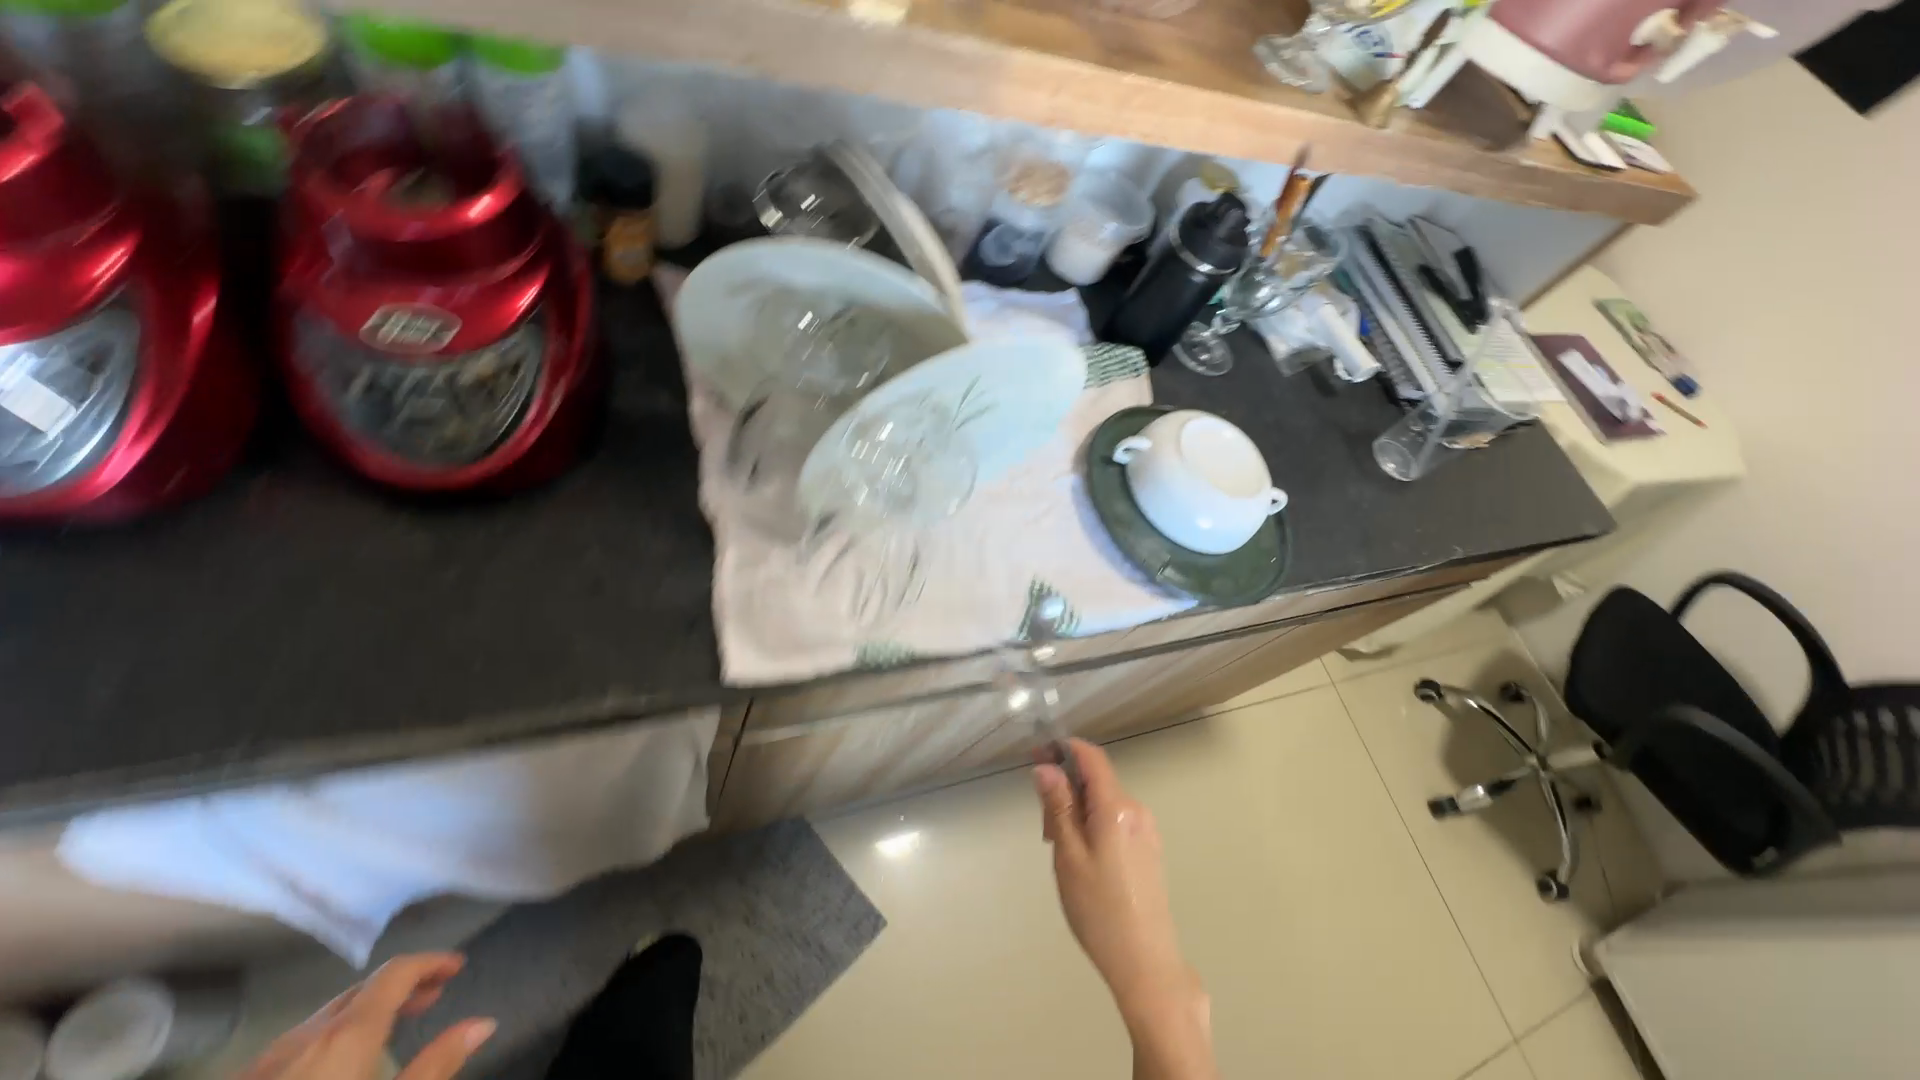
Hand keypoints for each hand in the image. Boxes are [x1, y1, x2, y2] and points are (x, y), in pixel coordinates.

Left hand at [239, 954, 493, 1079]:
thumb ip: (436, 1065)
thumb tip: (483, 1022)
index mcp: (346, 1035)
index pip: (394, 974)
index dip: (429, 962)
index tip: (457, 966)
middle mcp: (304, 1036)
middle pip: (359, 990)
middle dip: (401, 985)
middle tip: (436, 994)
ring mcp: (264, 1062)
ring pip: (324, 1017)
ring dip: (366, 1010)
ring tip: (394, 1024)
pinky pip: (296, 1044)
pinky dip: (332, 1035)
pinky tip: (337, 1063)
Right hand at [1033, 740, 1201, 1019]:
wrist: (1145, 961)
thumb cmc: (1099, 909)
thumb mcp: (1068, 856)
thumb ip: (1058, 807)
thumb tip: (1046, 767)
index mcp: (1117, 807)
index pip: (1092, 757)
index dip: (1063, 748)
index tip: (1035, 754)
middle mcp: (1137, 811)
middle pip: (1096, 781)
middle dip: (1065, 790)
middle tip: (1044, 830)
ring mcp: (1147, 832)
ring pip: (1103, 803)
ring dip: (1076, 811)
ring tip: (1061, 853)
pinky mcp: (1148, 851)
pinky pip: (1115, 822)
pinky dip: (1092, 826)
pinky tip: (1082, 861)